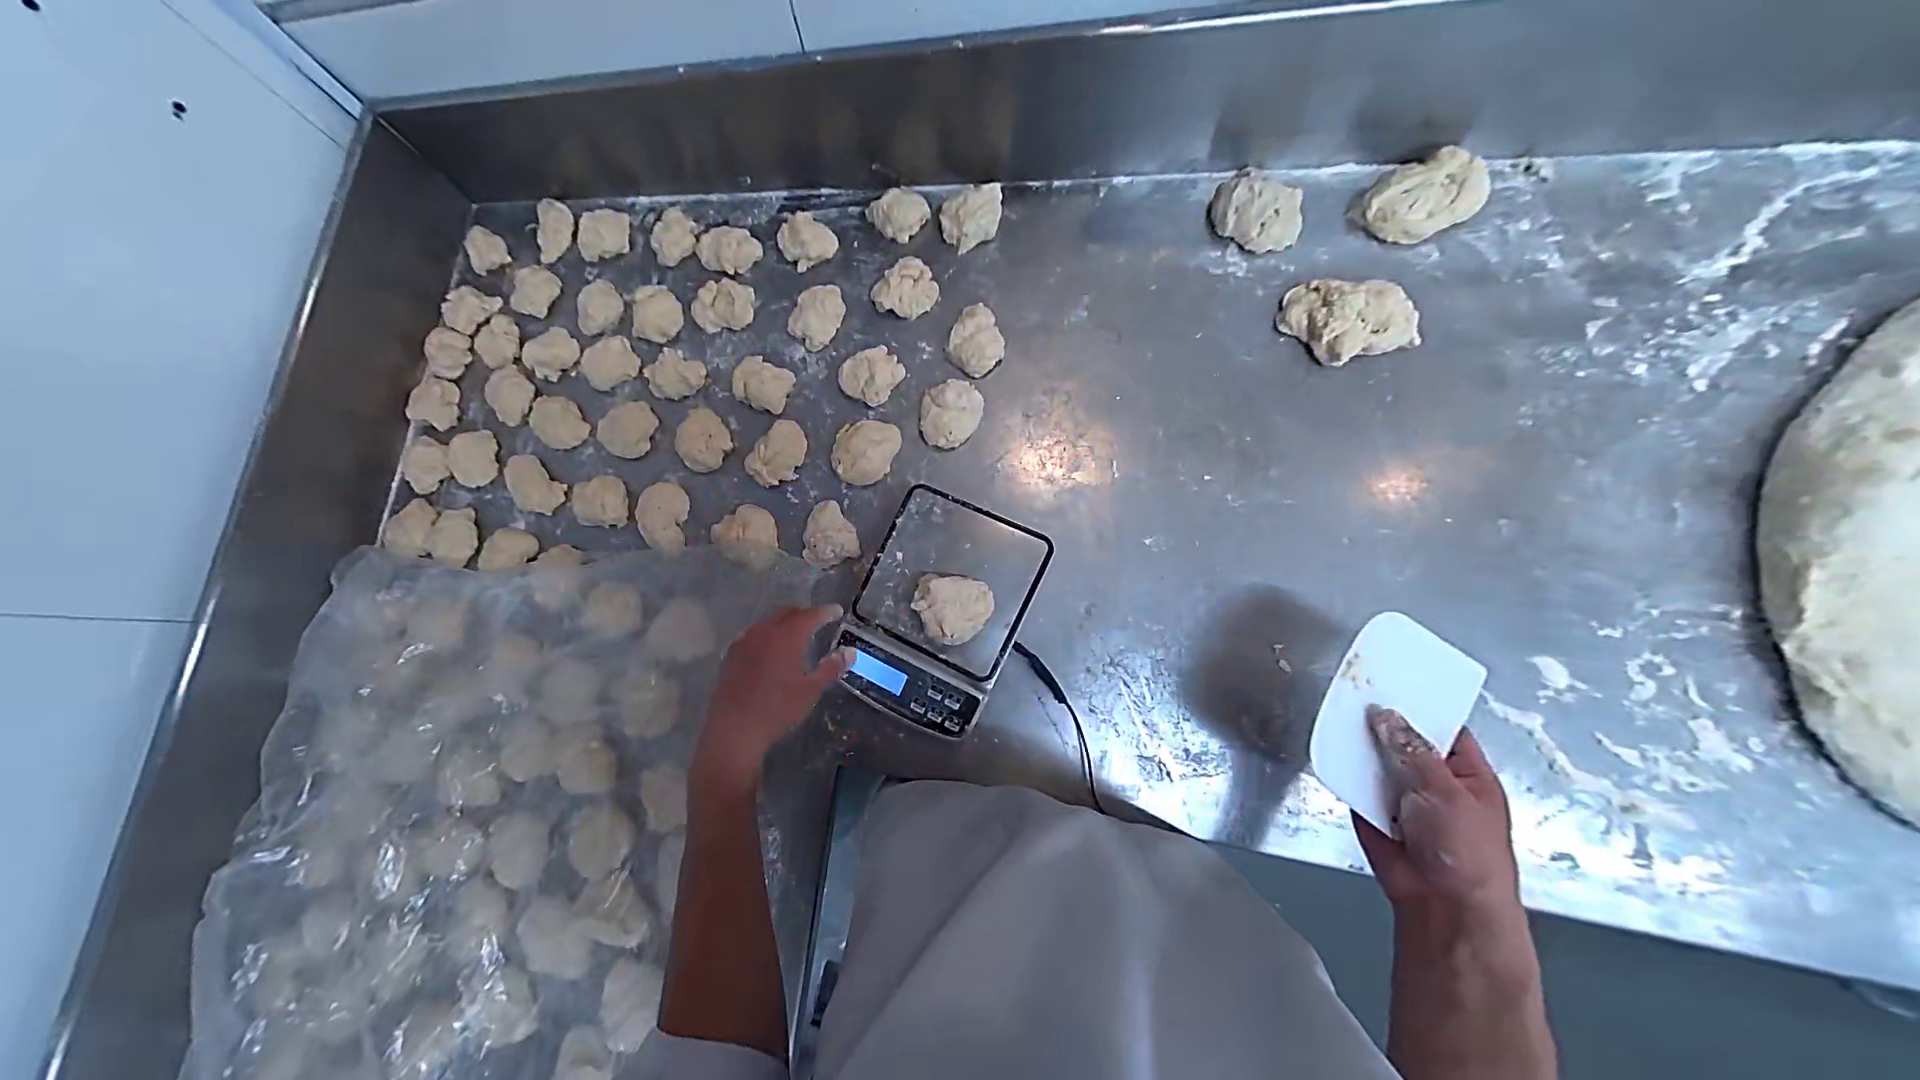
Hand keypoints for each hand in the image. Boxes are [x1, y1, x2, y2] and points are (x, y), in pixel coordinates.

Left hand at [692, 605, 851, 789]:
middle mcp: (764, 632)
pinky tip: (769, 650)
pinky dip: (767, 636)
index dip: (825, 611)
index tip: (836, 611)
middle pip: (787, 613)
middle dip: (804, 614)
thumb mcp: (810, 690)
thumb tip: (850, 652)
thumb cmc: (777, 709)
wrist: (734, 729)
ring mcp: (744, 642)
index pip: (810, 615)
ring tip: (795, 635)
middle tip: (818, 621)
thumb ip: (831, 668)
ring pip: (768, 623)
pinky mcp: (731, 655)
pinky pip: (753, 636)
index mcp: (786, 637)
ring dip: (784, 624)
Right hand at [1359, 708, 1557, 1079]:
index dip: (1418, 702)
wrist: (1441, 906)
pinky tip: (1326, 745)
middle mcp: (1432, 780)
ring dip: (1356, 743)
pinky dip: (1342, 769)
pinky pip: (1354, 782)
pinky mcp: (1372, 810)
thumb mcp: (1446, 790)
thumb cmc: (1466, 850)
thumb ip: (1410, 749)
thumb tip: (1382, 714)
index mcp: (1465, 771)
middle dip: (1378, 720)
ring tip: (1333, 710)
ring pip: (1373, 759)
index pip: (1441, 726)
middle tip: (1352, 688)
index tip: (1390, 677)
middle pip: (1400, 739)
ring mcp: (1401, 796)